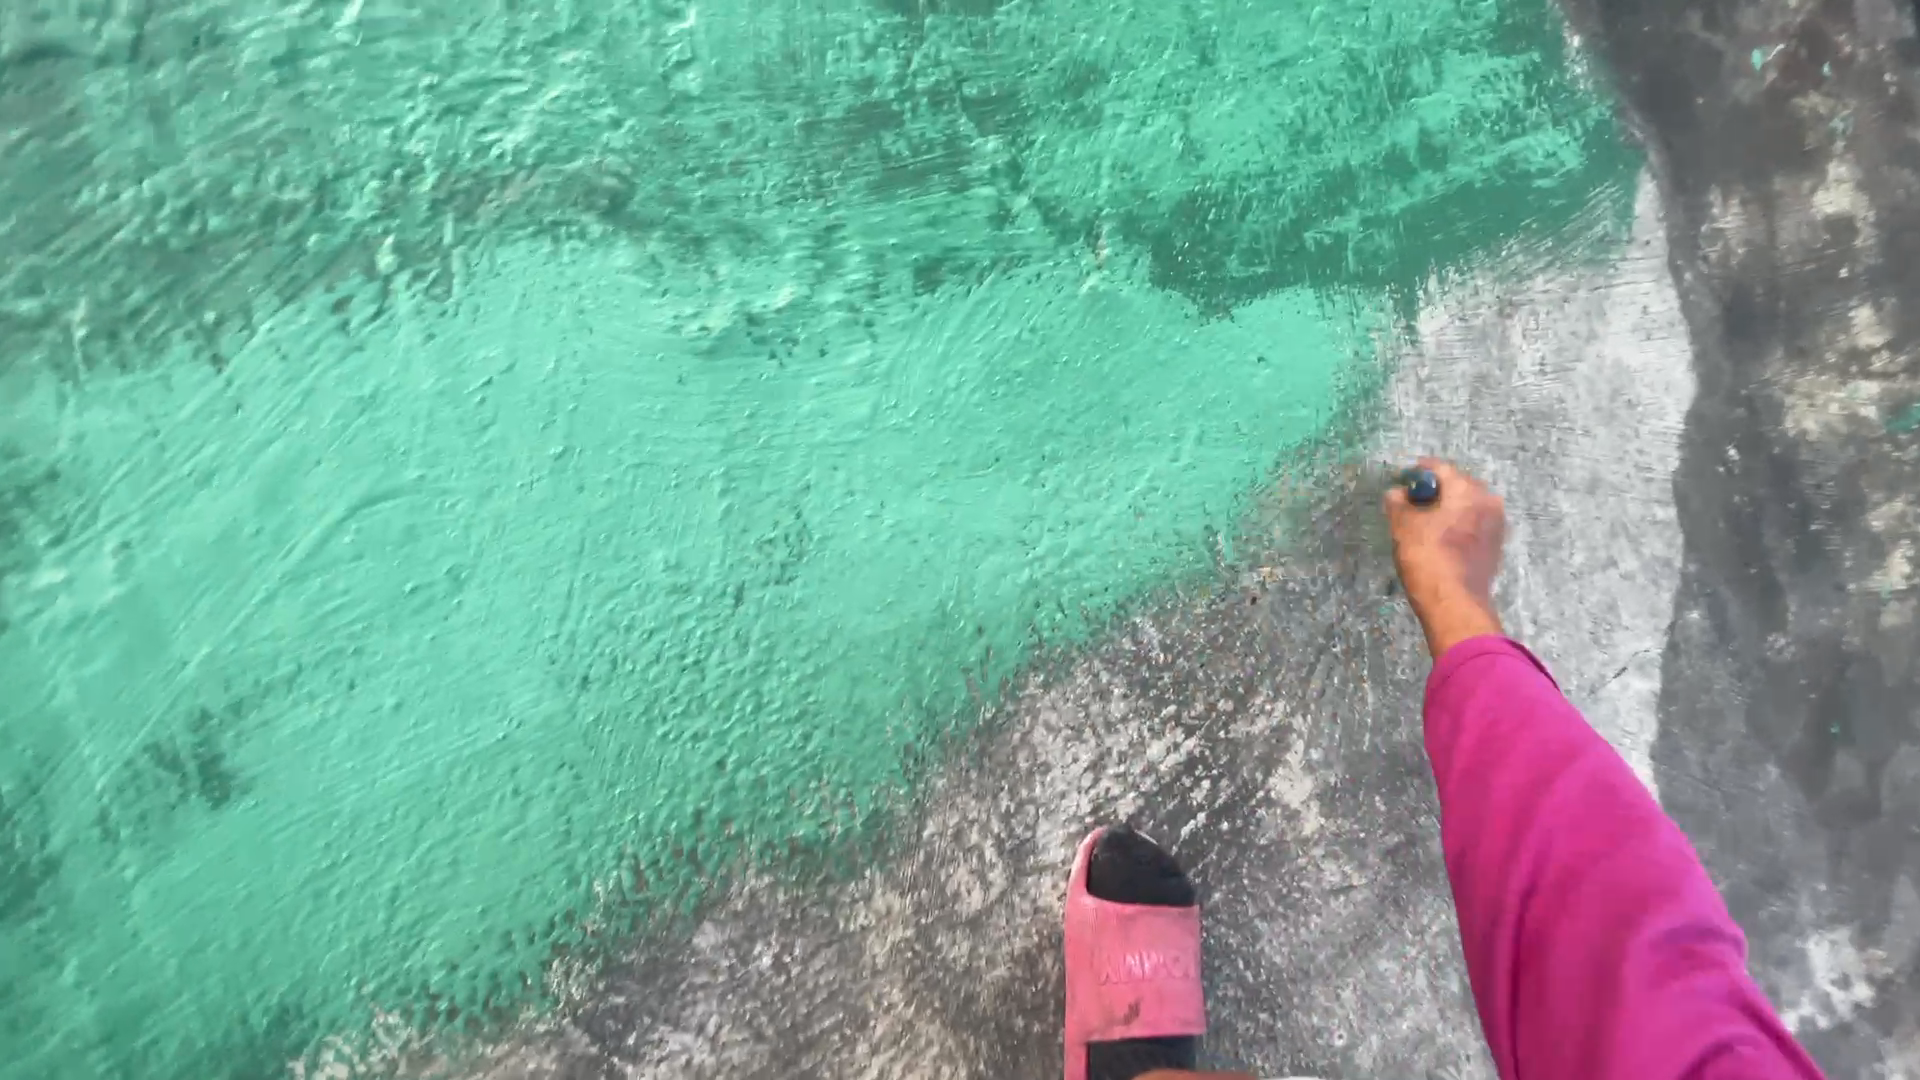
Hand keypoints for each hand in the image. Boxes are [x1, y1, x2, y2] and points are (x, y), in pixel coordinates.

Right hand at [1383, 459, 1506, 658]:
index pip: (1439, 468)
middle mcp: (1488, 501)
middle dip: (1433, 490)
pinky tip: (1438, 537)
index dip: (1417, 472)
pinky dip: (1455, 523)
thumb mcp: (1402, 525)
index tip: (1400, 479)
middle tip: (1409, 501)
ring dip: (1445, 507)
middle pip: (1457, 484)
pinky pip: (1472, 522)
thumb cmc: (1426, 557)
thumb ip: (1397, 502)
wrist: (1454, 602)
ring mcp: (1496, 524)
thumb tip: (1398, 492)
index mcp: (1467, 491)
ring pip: (1465, 505)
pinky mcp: (1494, 544)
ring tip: (1421, 521)